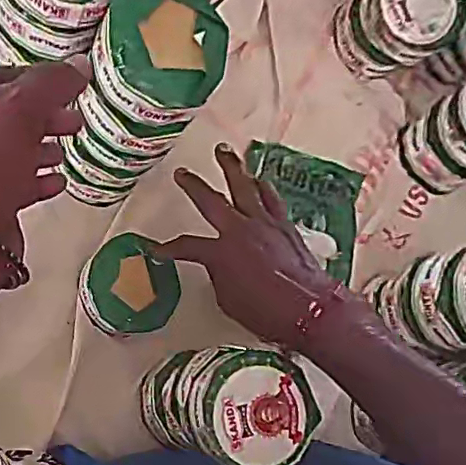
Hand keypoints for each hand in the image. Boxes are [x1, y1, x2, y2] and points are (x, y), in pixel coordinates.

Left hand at [0, 61, 87, 255]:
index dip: (38, 76)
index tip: (69, 80)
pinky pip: (22, 185)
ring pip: (17, 149)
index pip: (5, 75)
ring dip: (44, 145)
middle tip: (76, 115)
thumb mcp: (18, 108)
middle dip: (46, 112)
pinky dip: (42, 179)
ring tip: (70, 144)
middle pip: (13, 113)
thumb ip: (50, 82)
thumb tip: (81, 63)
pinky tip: (60, 181)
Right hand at [155, 144, 341, 344]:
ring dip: (232, 168)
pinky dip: (262, 187)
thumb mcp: (228, 298)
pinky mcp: (285, 225)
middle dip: (193, 186)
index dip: (168, 249)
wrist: (308, 309)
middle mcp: (240, 230)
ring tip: (224, 152)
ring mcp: (264, 223)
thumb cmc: (264, 312)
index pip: (186, 246)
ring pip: (244, 187)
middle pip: (211, 201)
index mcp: (220, 252)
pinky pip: (270, 198)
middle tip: (182, 173)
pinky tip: (258, 180)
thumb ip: (219, 274)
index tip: (157, 249)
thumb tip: (220, 265)